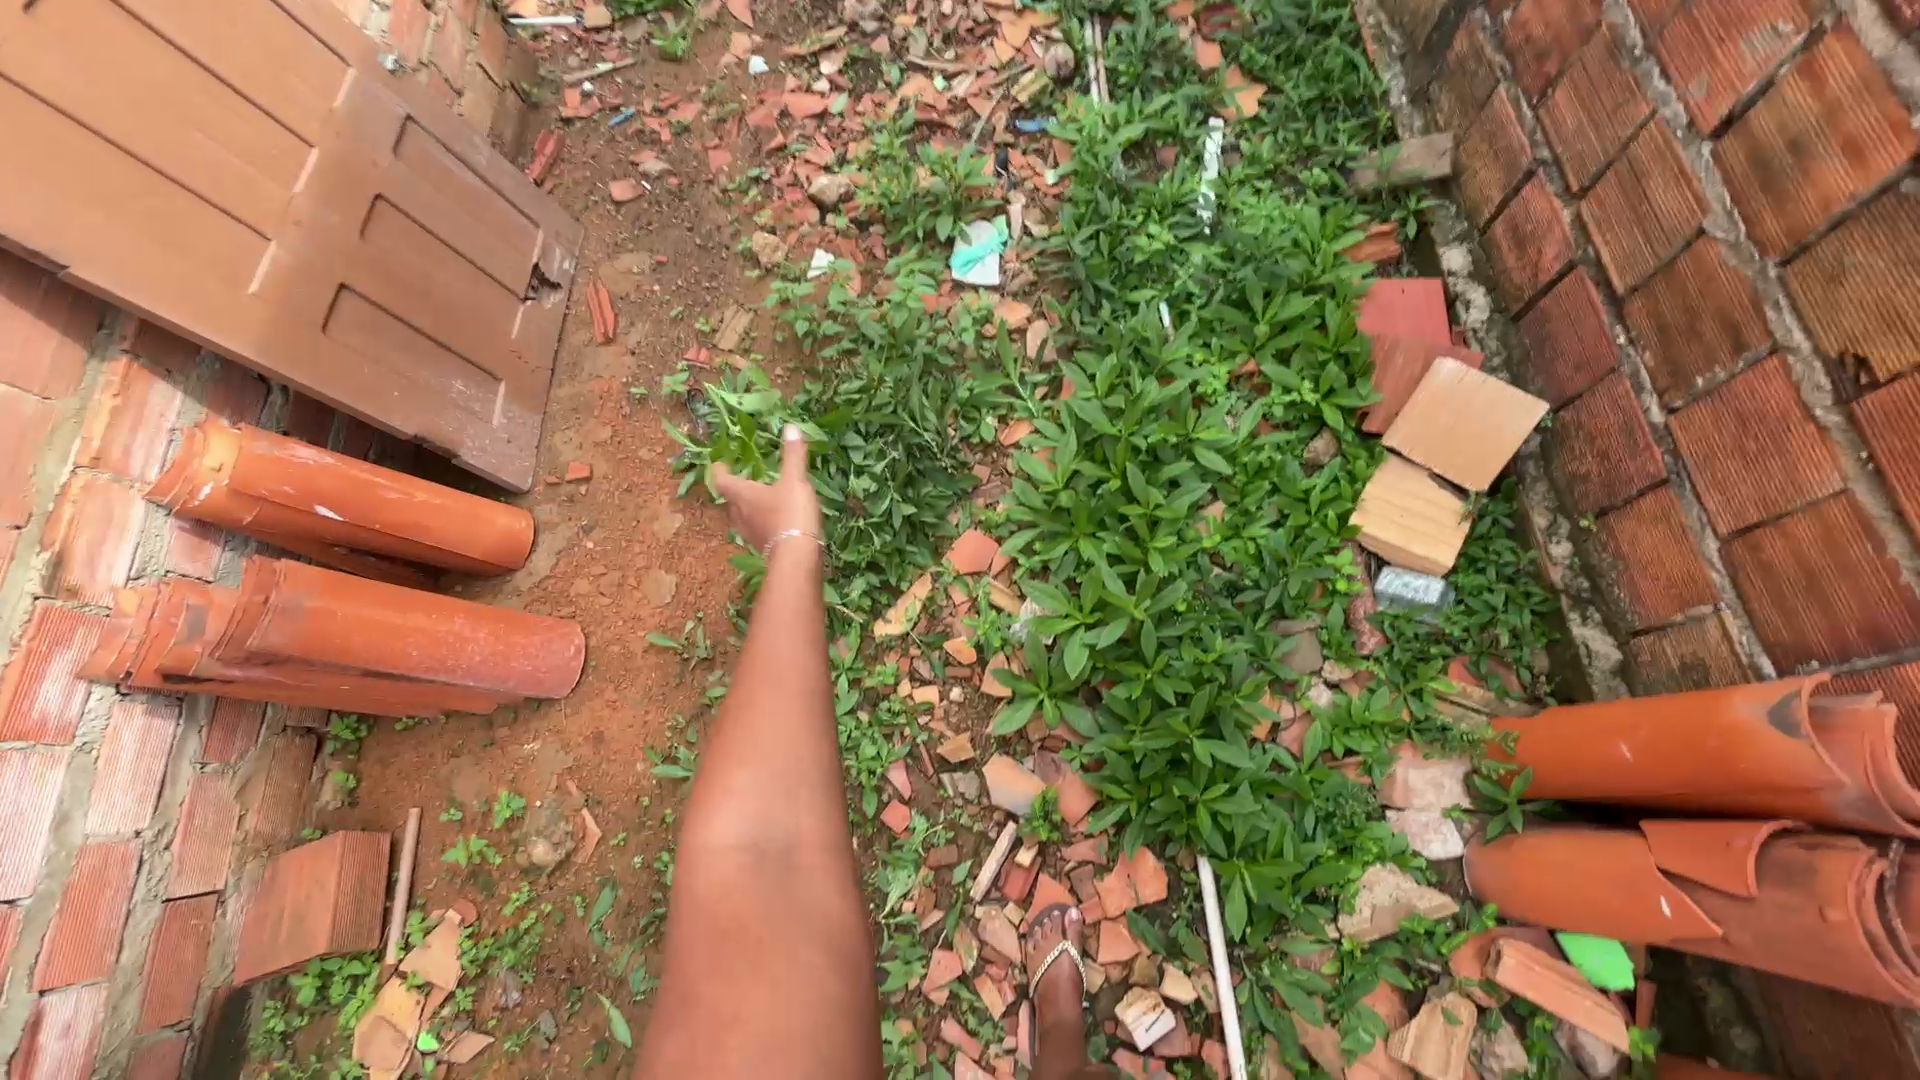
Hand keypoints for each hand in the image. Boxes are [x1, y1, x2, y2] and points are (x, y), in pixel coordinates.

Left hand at [710, 424, 821, 553]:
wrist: (798, 557)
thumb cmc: (790, 513)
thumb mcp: (795, 480)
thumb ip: (793, 455)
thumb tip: (790, 427)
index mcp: (742, 494)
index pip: (721, 480)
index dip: (719, 470)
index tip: (720, 462)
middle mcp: (740, 514)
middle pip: (730, 500)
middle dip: (735, 489)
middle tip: (743, 479)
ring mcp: (750, 533)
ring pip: (742, 516)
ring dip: (748, 507)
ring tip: (759, 498)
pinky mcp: (763, 547)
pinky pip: (757, 529)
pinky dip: (761, 521)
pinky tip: (775, 519)